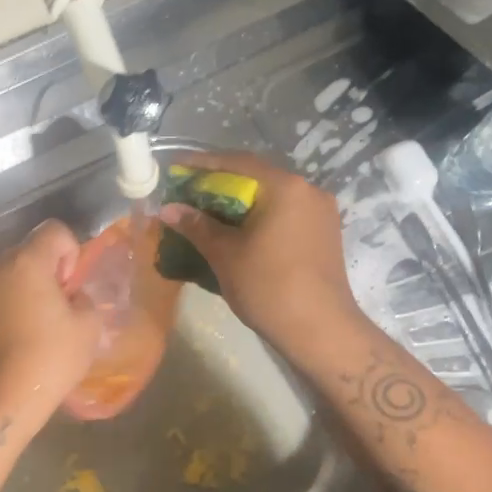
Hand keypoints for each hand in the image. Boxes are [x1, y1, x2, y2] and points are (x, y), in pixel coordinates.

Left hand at [0, 219, 103, 415]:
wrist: (5, 397)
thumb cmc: (51, 358)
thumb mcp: (88, 326)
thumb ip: (85, 298)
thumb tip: (71, 297)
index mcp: (26, 261)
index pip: (54, 231)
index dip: (72, 253)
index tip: (72, 288)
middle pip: (31, 249)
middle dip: (51, 270)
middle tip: (62, 307)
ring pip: (14, 270)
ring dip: (31, 285)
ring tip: (42, 322)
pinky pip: (0, 290)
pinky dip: (14, 300)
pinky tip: (23, 331)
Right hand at [159, 151, 364, 340]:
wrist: (319, 328)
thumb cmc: (268, 286)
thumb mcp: (225, 254)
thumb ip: (196, 225)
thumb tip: (167, 209)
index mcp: (285, 187)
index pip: (237, 163)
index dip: (202, 164)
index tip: (176, 168)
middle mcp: (307, 190)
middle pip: (256, 177)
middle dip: (220, 183)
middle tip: (189, 192)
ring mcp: (320, 212)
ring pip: (272, 196)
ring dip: (240, 201)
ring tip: (209, 212)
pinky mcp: (324, 233)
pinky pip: (284, 213)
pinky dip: (259, 216)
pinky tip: (239, 231)